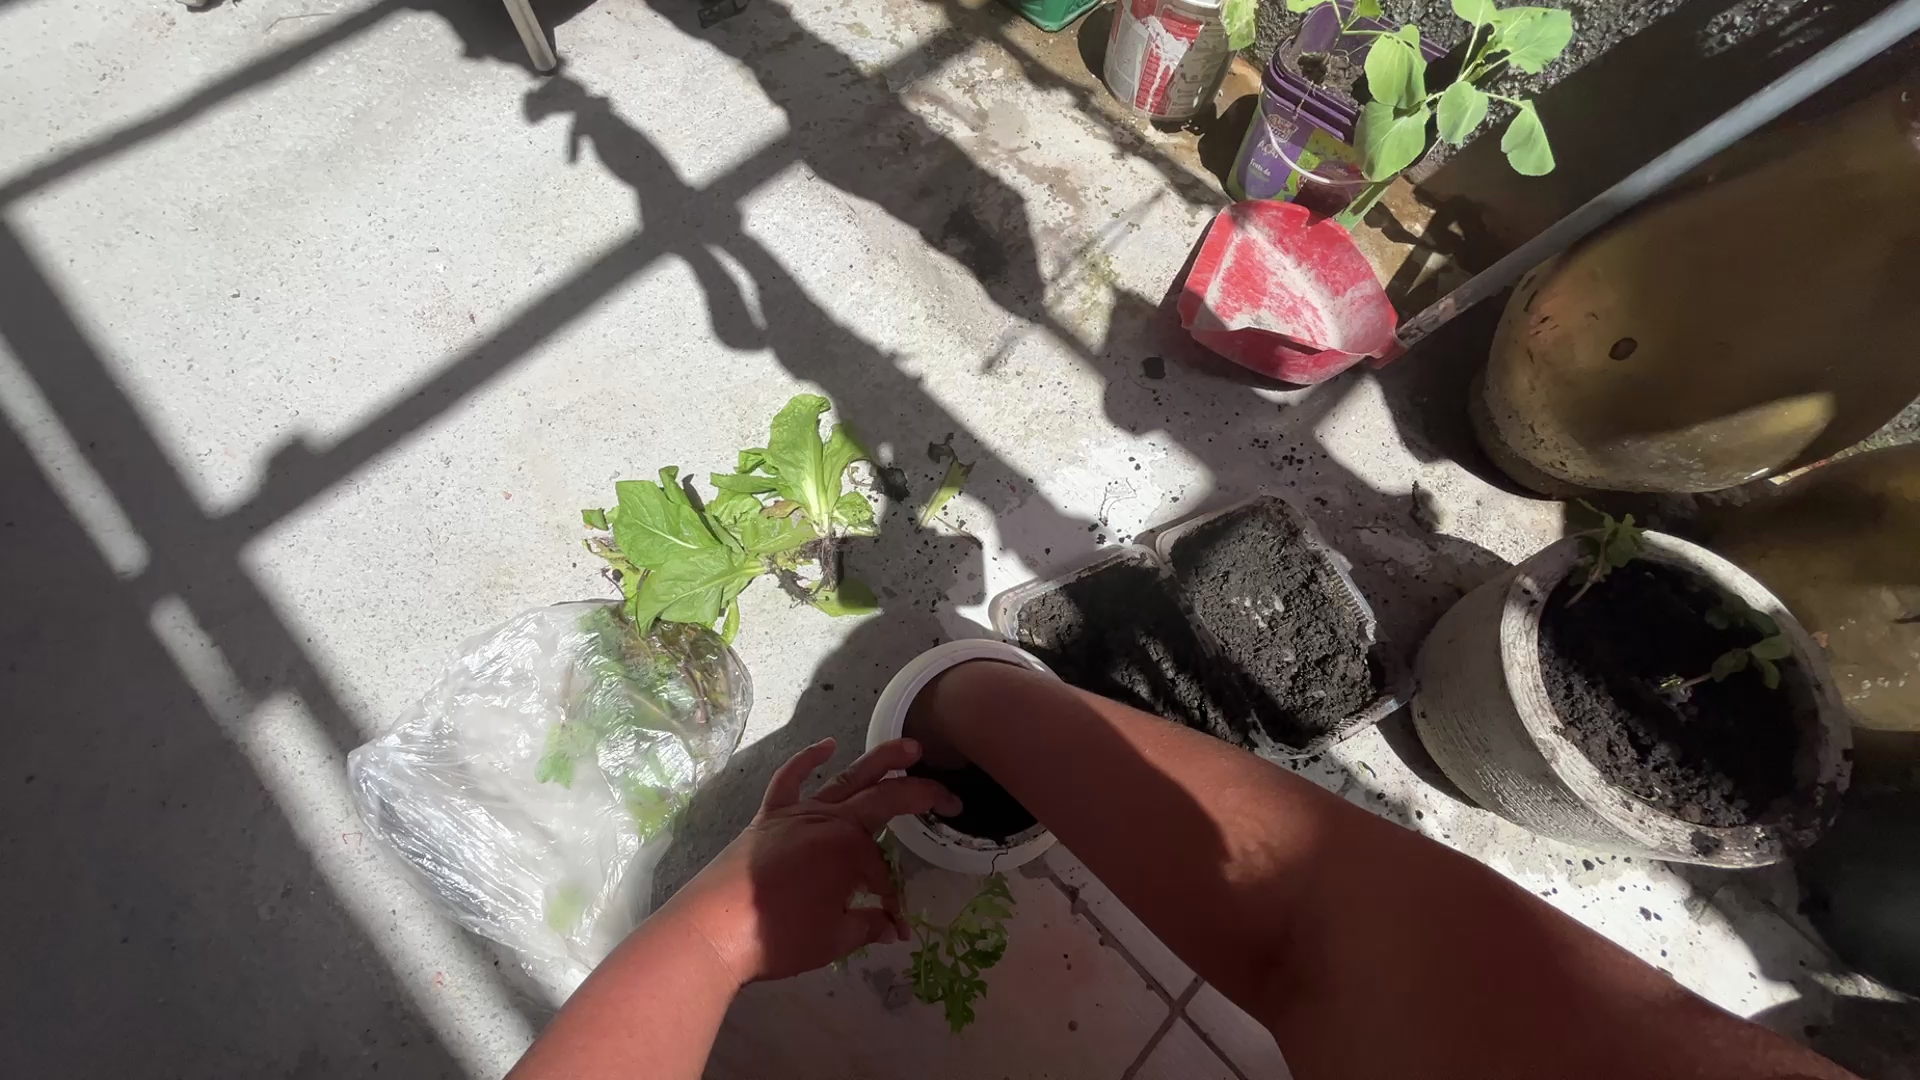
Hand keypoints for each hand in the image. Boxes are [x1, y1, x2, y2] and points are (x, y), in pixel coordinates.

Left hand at [663, 737, 960, 985]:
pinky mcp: (770, 815)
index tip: (895, 925)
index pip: (884, 870)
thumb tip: (893, 928)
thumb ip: (868, 925)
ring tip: (910, 749)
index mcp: (848, 849)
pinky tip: (826, 744)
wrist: (711, 930)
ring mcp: (798, 812)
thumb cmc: (776, 937)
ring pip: (847, 779)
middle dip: (921, 795)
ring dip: (881, 761)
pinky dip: (808, 759)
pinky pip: (790, 779)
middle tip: (948, 795)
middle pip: (884, 799)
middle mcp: (829, 820)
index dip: (894, 899)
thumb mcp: (833, 939)